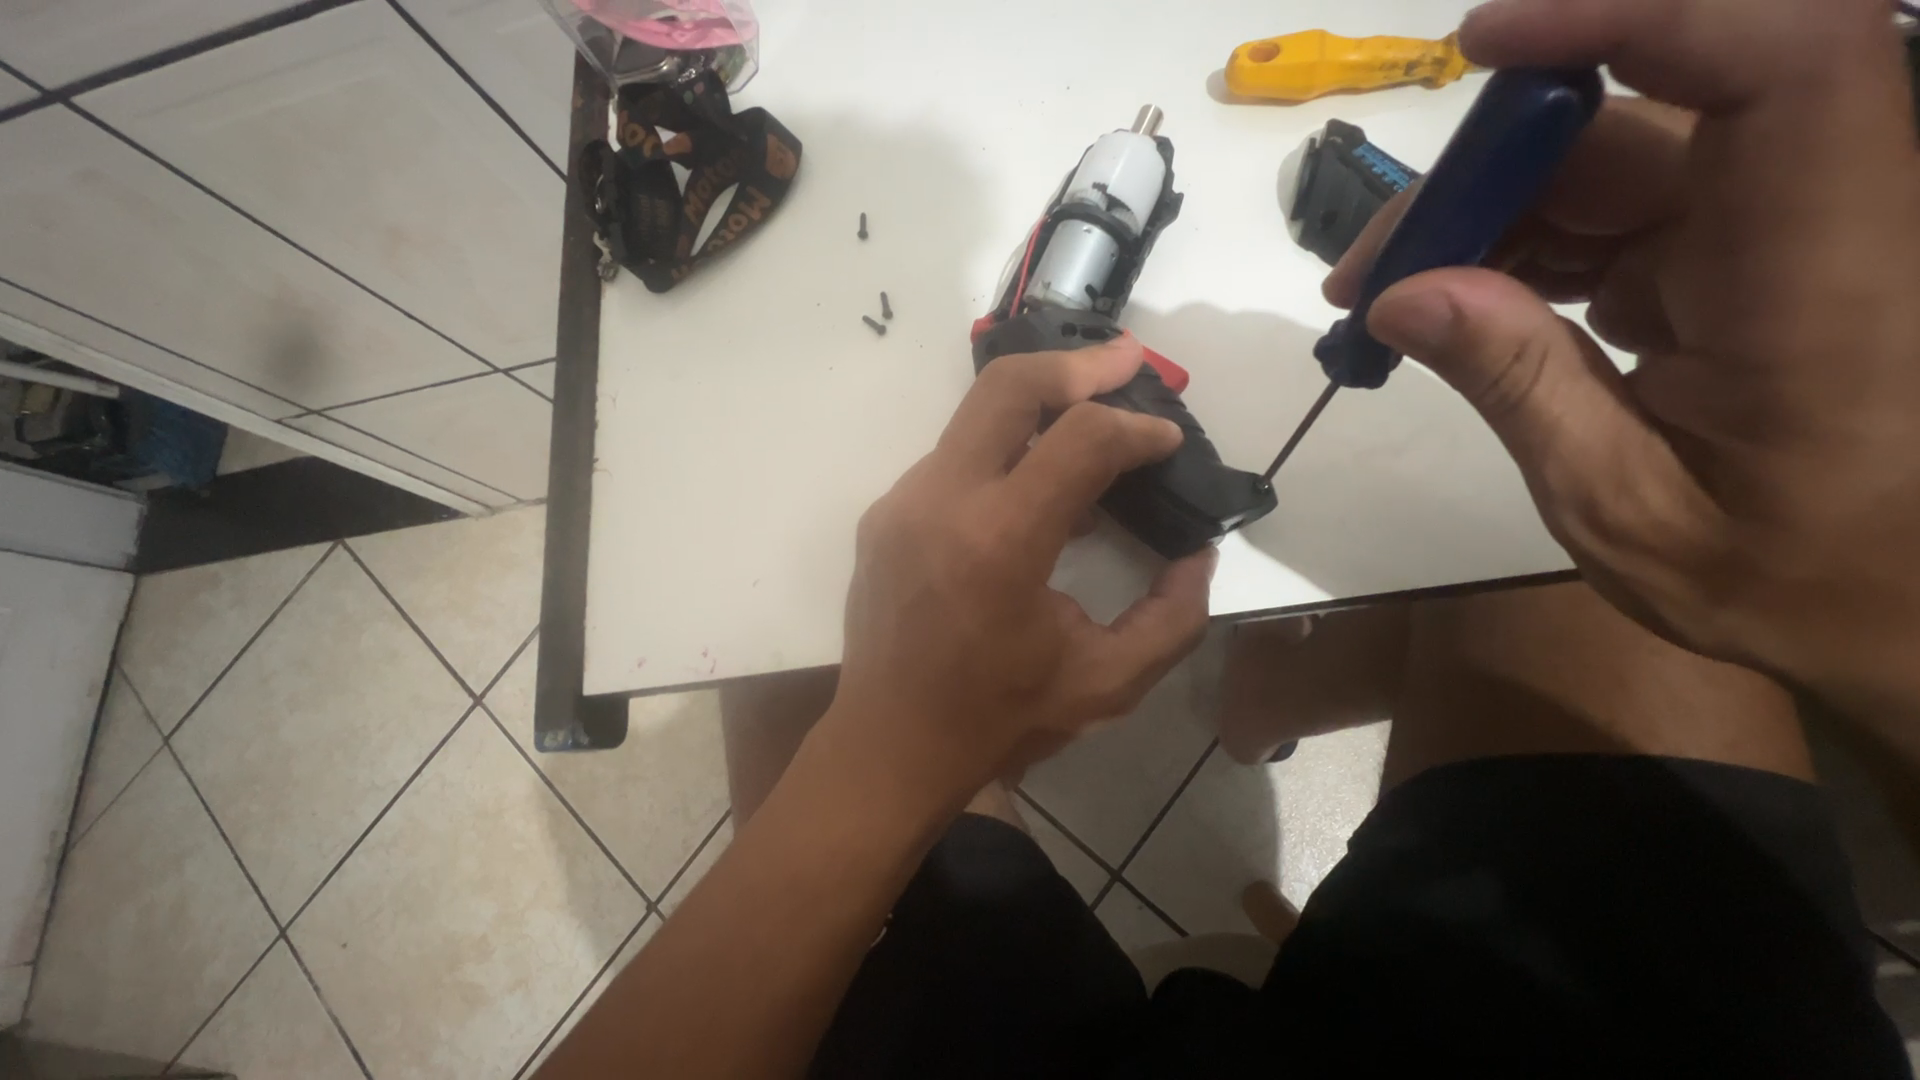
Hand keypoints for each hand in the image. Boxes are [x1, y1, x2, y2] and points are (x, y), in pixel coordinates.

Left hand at [826, 336, 1216, 800]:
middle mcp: (940, 502)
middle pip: (1008, 386)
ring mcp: (901, 502)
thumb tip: (1196, 553)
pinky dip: (1004, 452)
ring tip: (1092, 420)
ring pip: (974, 416)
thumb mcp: (1107, 683)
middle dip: (1077, 364)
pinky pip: (953, 458)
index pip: (1079, 440)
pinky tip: (1038, 486)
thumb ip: (1172, 617)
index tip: (1167, 440)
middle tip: (1128, 361)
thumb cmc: (999, 720)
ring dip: (1038, 405)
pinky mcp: (883, 514)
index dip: (1135, 429)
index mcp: (998, 542)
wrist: (889, 746)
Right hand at [1329, 0, 1919, 719]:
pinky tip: (1459, 308)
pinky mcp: (1744, 259)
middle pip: (1635, 128)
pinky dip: (1527, 254)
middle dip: (1481, 182)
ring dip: (1489, 223)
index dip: (1629, 15)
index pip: (1775, 63)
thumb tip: (1401, 296)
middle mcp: (1814, 220)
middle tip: (1367, 272)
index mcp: (1823, 274)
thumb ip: (1518, 384)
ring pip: (1612, 170)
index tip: (1482, 43)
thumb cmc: (1788, 578)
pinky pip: (1620, 219)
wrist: (1910, 612)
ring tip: (1392, 302)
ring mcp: (1778, 235)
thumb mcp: (1618, 500)